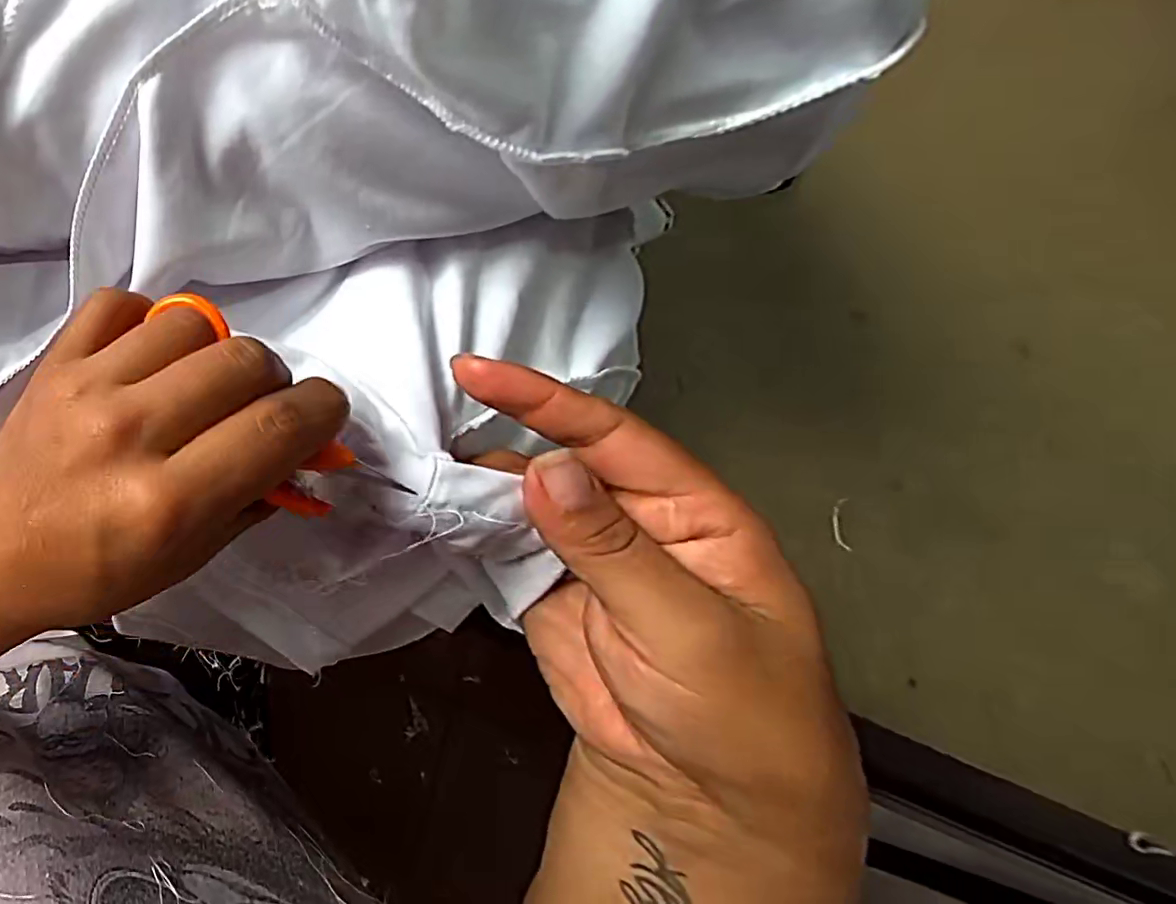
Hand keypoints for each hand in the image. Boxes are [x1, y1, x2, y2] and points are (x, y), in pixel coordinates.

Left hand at [0, 288, 349, 633]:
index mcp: (167, 502)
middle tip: (258, 405)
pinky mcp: (54, 363)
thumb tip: (312, 448)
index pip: (277, 426)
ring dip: (217, 349)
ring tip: (201, 381)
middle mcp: (128, 434)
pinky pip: (120, 303)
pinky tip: (150, 356)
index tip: (323, 411)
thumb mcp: (193, 555)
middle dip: (275, 380)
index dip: (323, 409)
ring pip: (192, 322)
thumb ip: (260, 495)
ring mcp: (85, 389)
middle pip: (245, 361)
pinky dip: (149, 320)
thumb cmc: (100, 573)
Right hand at [453, 355, 866, 902]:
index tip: (481, 373)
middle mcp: (631, 515)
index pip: (610, 434)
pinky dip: (471, 524)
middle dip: (502, 428)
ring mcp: (582, 550)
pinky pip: (501, 541)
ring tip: (434, 465)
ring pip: (521, 495)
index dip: (544, 400)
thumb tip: (546, 467)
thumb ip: (612, 546)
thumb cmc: (742, 717)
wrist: (701, 803)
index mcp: (688, 508)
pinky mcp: (543, 584)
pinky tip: (447, 510)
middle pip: (557, 454)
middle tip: (441, 407)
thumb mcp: (690, 629)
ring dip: (479, 481)